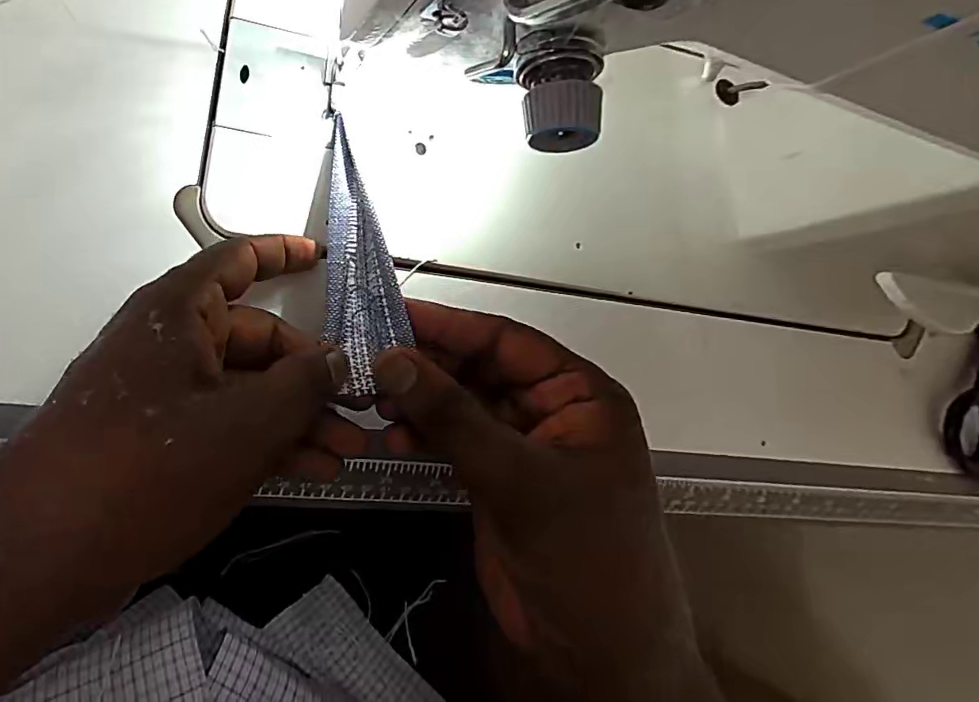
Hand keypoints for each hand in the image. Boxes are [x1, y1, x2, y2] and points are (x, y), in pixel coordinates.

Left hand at [0, 236, 365, 609]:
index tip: (319, 257)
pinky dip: (260, 438)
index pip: (237, 260)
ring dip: (291, 413)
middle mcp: (165, 341)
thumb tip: (334, 360)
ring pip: (239, 386)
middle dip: (306, 370)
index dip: (282, 253)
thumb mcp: (242, 425)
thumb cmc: (142, 467)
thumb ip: (299, 386)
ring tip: (343, 446)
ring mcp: (157, 391)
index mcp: (177, 311)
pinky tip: (305, 466)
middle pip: (249, 336)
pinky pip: (218, 421)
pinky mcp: (152, 438)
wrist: (43, 548)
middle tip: (354, 403)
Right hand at [374, 301, 715, 700]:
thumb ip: (453, 416)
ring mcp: (520, 443)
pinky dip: (421, 432)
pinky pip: (451, 435)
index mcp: (579, 396)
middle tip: (376, 360)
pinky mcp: (495, 474)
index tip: (395, 315)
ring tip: (380, 402)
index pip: (505, 341)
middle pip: (477, 367)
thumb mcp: (518, 479)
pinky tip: (395, 436)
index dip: (449, 325)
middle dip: (426, 366)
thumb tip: (393, 361)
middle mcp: (550, 410)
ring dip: (419, 399)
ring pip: (458, 400)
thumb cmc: (588, 563)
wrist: (603, 664)